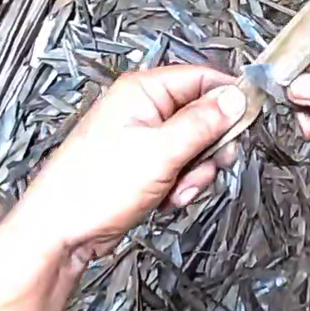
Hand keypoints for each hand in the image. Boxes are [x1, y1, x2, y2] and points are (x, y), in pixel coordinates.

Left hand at [9, 65, 244, 258]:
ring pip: (196, 146)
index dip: (229, 99)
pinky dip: (180, 185)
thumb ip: (204, 122)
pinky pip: (181, 167)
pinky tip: (164, 198)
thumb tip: (235, 98)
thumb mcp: (160, 151)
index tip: (248, 120)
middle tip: (206, 163)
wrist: (61, 232)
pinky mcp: (144, 164)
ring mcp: (144, 138)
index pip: (202, 78)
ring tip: (175, 187)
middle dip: (210, 147)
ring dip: (195, 173)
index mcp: (143, 90)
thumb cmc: (92, 187)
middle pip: (204, 115)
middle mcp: (143, 109)